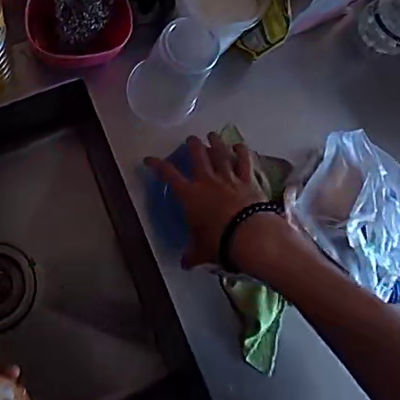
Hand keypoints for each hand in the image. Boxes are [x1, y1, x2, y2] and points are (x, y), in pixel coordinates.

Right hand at [146, 132, 298, 272]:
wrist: (249, 235)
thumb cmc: (219, 242)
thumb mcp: (201, 252)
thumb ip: (192, 255)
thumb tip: (184, 264)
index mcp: (191, 195)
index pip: (169, 176)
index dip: (158, 166)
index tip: (150, 159)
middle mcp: (208, 181)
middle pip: (198, 155)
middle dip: (193, 145)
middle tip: (191, 139)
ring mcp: (229, 178)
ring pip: (220, 153)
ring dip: (216, 142)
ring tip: (212, 134)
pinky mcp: (248, 180)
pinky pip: (244, 161)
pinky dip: (242, 151)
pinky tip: (240, 145)